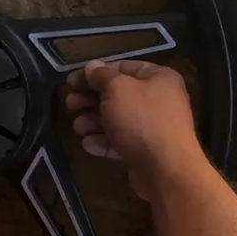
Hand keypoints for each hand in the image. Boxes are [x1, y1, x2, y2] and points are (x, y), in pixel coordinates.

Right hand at [63, 60, 204, 199]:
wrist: (166, 169)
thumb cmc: (142, 119)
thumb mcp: (117, 89)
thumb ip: (101, 76)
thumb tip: (92, 67)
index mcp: (158, 78)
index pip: (123, 67)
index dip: (95, 72)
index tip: (72, 81)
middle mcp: (158, 100)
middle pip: (118, 95)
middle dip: (91, 99)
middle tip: (70, 104)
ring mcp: (153, 128)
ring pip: (117, 119)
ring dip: (94, 121)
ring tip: (77, 127)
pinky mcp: (146, 151)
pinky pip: (121, 142)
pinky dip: (104, 141)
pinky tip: (88, 144)